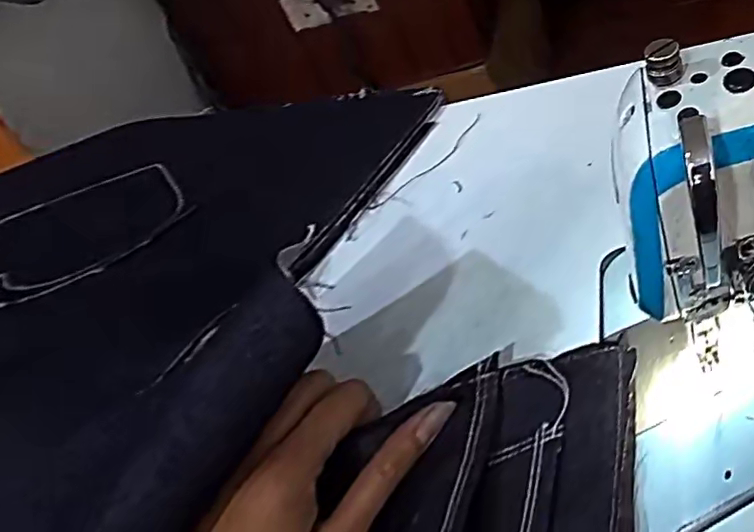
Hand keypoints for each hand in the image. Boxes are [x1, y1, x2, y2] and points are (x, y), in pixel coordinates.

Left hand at [199, 370, 453, 531]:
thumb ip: (389, 468)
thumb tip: (437, 412)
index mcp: (281, 471)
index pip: (345, 393)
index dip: (370, 409)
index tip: (370, 440)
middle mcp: (239, 464)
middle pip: (306, 386)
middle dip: (336, 402)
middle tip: (345, 444)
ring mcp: (206, 480)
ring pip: (268, 405)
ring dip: (297, 415)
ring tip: (310, 458)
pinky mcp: (186, 498)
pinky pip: (234, 439)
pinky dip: (262, 438)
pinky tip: (268, 473)